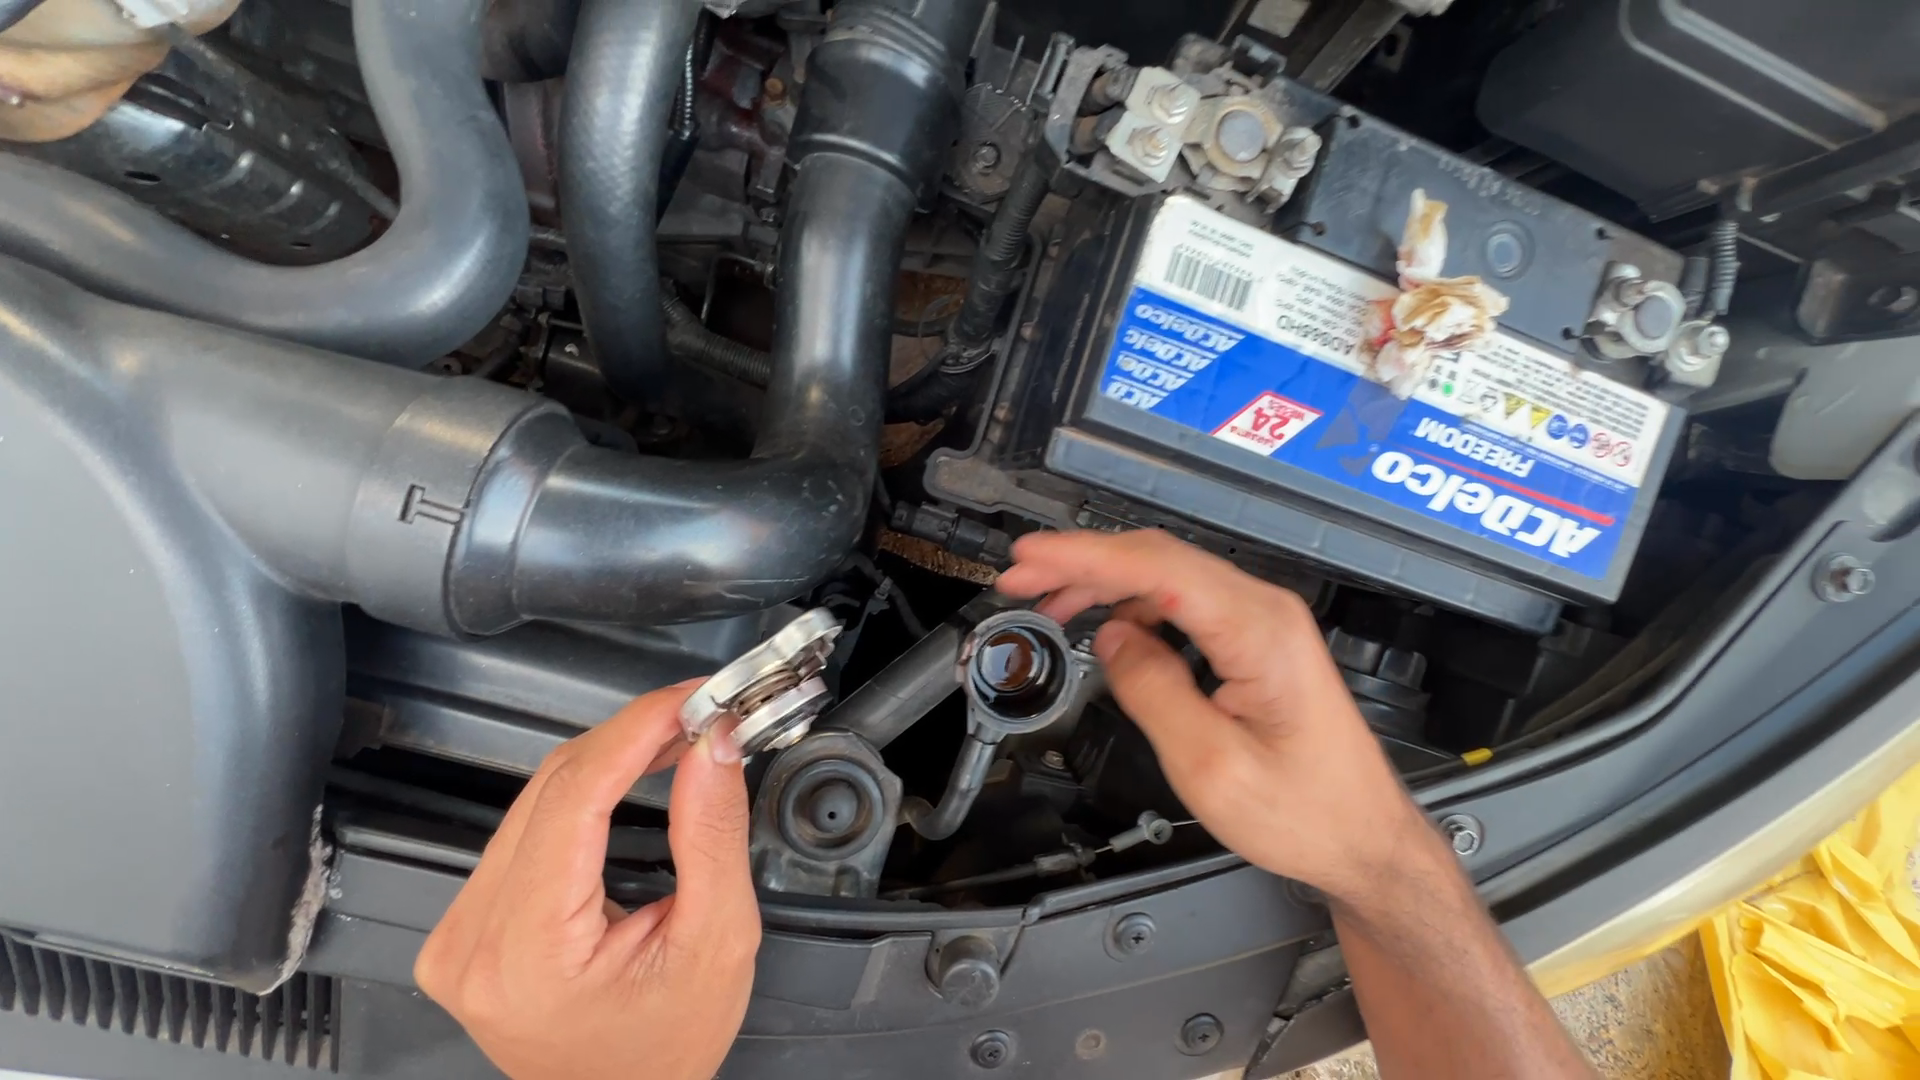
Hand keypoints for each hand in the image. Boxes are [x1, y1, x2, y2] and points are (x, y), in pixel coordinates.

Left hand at [415, 681, 760, 1079]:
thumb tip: (713, 744)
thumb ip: (712, 833)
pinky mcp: (473, 917)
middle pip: (554, 784)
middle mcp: (472, 937)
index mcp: (525, 950)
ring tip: (681, 733)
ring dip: (617, 751)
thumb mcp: (718, 938)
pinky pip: (533, 818)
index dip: (638, 728)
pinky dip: (593, 781)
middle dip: (635, 732)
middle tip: (701, 709)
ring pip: (541, 791)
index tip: (693, 697)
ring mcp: (461, 927)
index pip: (574, 795)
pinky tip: (637, 768)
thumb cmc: (669, 1045)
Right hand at [997, 529, 1433, 901]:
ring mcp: (1259, 620)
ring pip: (1163, 574)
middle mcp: (1261, 610)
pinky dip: (1130, 602)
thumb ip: (1152, 690)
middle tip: (1022, 577)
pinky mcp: (1251, 637)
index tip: (1030, 555)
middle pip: (1155, 559)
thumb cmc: (1305, 812)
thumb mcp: (1210, 765)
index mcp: (1256, 631)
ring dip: (1101, 580)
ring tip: (1049, 600)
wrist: (1364, 838)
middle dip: (1080, 561)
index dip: (1083, 556)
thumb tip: (1112, 638)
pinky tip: (1103, 622)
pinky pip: (1179, 600)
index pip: (1154, 568)